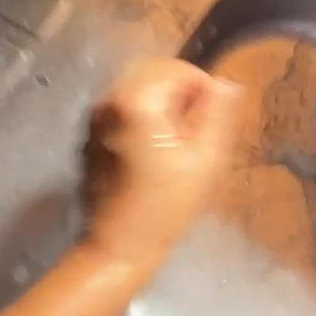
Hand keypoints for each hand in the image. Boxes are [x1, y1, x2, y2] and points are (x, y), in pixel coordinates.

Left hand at [80, 58, 244, 274]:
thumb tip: (225, 83)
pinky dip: (141, 106)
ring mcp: (96, 114)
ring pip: (135, 83)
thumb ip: (217, 114)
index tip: (214, 113)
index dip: (202, 85)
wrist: (118, 246)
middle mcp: (111, 98)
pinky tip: (155, 139)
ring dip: (161, 94)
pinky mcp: (90, 130)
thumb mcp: (204, 161)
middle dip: (180, 85)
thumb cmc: (166, 207)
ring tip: (179, 130)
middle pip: (153, 69)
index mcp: (138, 102)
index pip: (177, 69)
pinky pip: (121, 101)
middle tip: (198, 118)